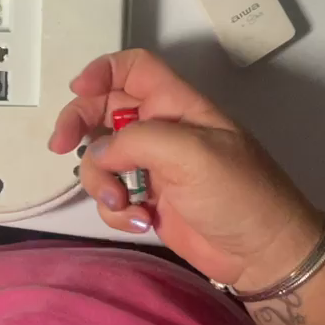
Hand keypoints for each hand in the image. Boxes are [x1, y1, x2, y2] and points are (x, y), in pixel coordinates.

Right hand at [49, 49, 324, 293]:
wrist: (264, 255)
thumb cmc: (239, 193)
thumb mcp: (191, 153)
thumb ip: (136, 141)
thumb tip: (98, 153)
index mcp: (176, 105)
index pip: (134, 68)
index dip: (103, 70)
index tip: (78, 90)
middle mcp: (160, 129)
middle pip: (103, 110)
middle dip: (78, 125)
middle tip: (60, 146)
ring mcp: (151, 166)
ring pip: (99, 158)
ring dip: (100, 180)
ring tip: (124, 203)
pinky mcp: (146, 200)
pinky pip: (111, 195)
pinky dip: (116, 208)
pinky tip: (141, 221)